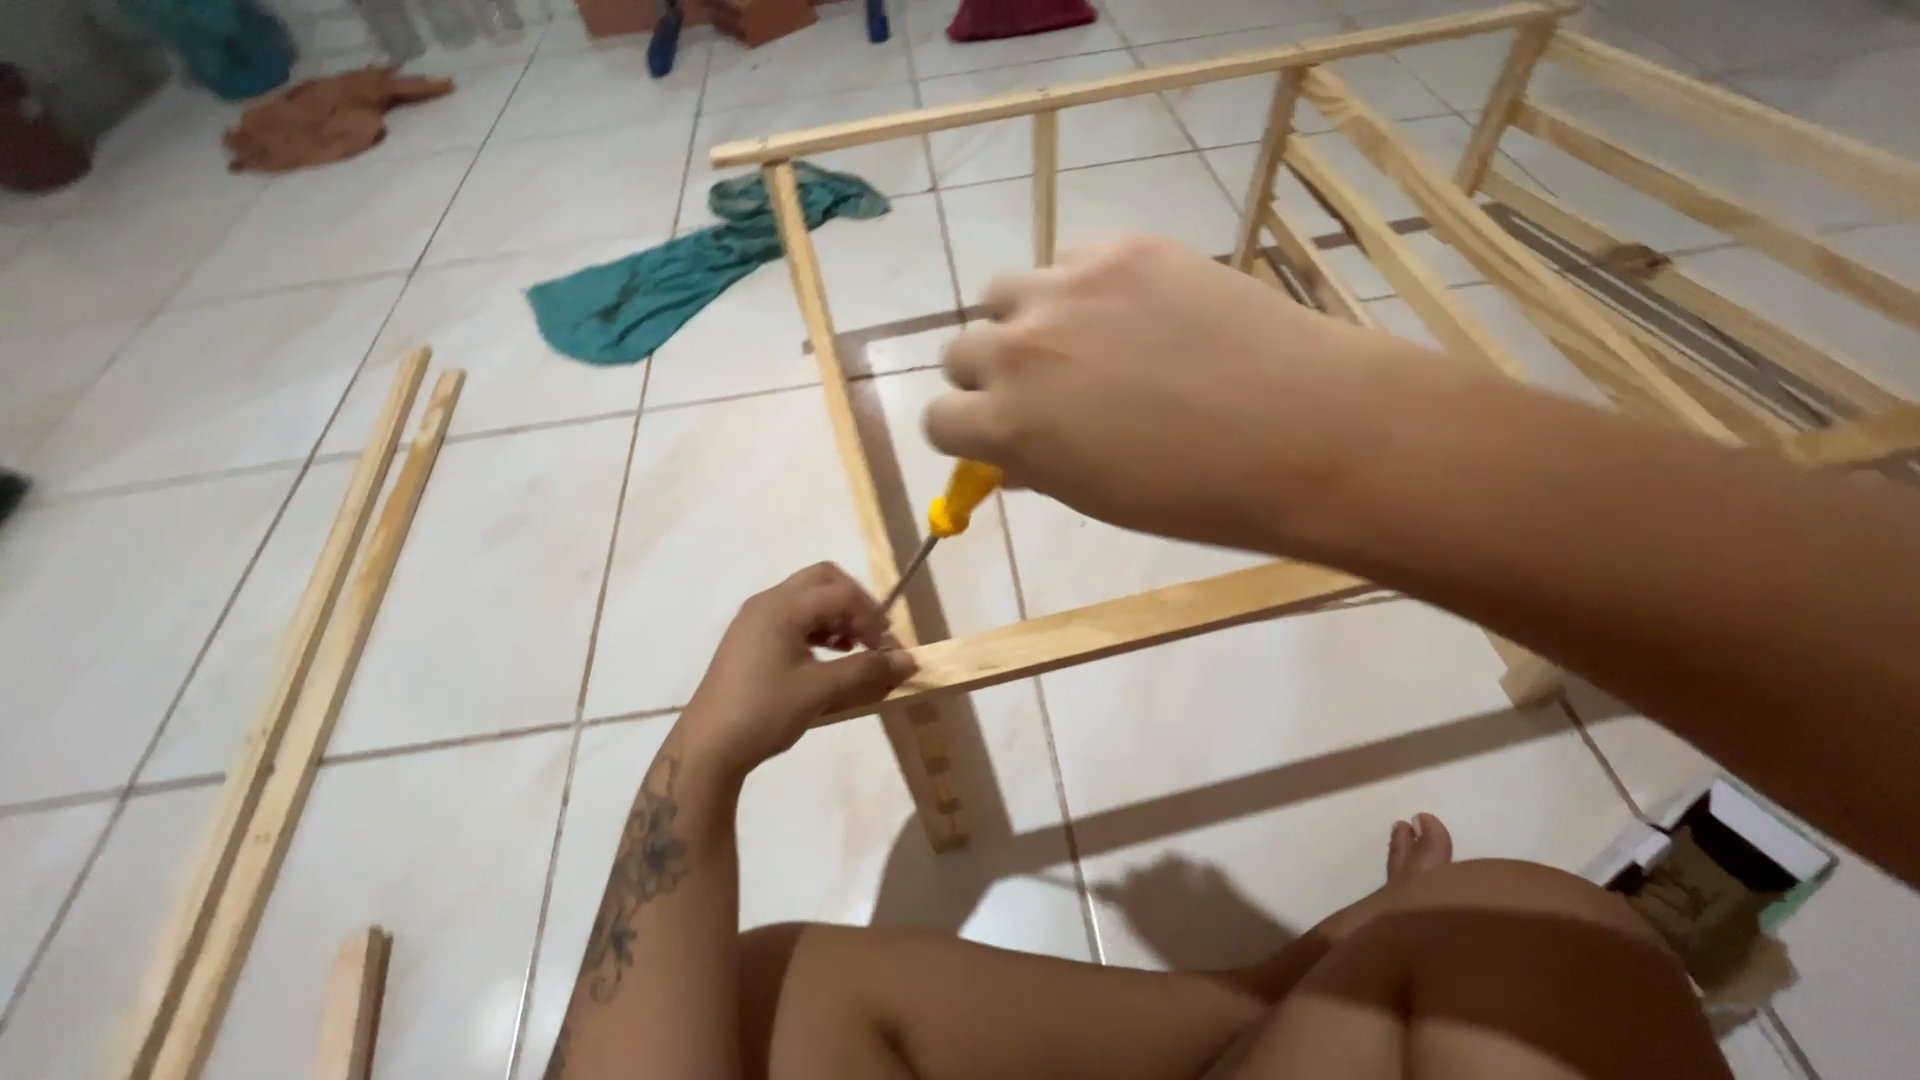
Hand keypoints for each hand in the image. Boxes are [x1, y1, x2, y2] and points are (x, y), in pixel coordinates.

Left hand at [677, 563, 916, 778]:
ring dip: (836, 615)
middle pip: (823, 580)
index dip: (872, 616)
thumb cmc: (765, 711)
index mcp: (782, 607)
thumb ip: (867, 670)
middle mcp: (767, 602)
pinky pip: (792, 617)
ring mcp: (755, 619)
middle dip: (854, 603)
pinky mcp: (750, 638)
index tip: (887, 647)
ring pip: (807, 597)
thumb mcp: (821, 690)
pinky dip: (817, 628)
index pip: (841, 593)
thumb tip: (907, 660)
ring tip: (855, 649)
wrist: (708, 746)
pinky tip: (830, 656)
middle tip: (873, 634)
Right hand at [924, 235, 1410, 552]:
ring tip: (1079, 339)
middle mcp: (1017, 349)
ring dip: (1024, 320)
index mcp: (1006, 424)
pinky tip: (1135, 309)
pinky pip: (1071, 259)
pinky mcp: (1122, 248)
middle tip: (1041, 388)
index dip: (966, 431)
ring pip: (1004, 293)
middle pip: (961, 351)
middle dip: (988, 374)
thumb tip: (1010, 456)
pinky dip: (1084, 286)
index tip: (993, 435)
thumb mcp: (1096, 496)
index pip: (939, 419)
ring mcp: (1067, 289)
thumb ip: (1037, 467)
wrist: (1300, 429)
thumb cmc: (1193, 493)